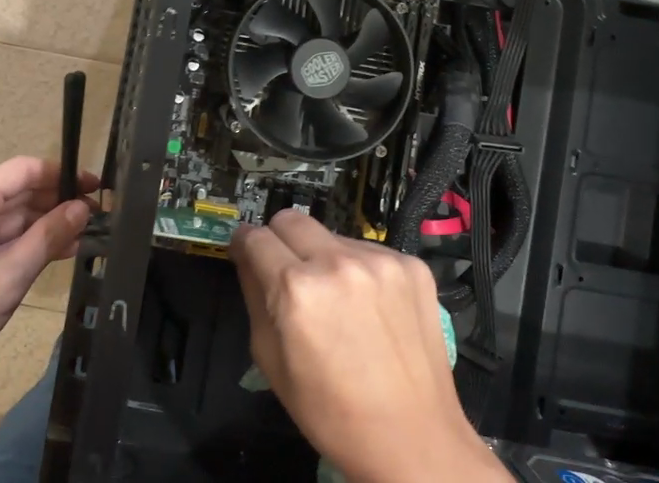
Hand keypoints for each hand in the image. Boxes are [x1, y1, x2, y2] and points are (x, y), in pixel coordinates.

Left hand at [0, 156, 97, 390]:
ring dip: (48, 223)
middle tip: (101, 212)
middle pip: (19, 192)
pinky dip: (32, 243)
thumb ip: (46, 238)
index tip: (97, 185)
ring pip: (14, 218)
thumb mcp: (5, 278)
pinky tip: (63, 251)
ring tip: (90, 232)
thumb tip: (81, 208)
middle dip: (58, 199)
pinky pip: (4, 241)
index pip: (22, 170)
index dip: (61, 173)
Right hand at [230, 209, 511, 482]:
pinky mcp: (412, 266)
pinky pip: (368, 251)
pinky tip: (370, 309)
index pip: (255, 237)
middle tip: (288, 274)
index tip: (247, 255)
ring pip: (331, 236)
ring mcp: (380, 261)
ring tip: (339, 302)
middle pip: (290, 219)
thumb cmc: (331, 411)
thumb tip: (247, 257)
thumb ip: (253, 296)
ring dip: (324, 257)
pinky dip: (360, 270)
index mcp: (296, 289)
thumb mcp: (270, 360)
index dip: (245, 246)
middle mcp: (338, 262)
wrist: (413, 439)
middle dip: (280, 241)